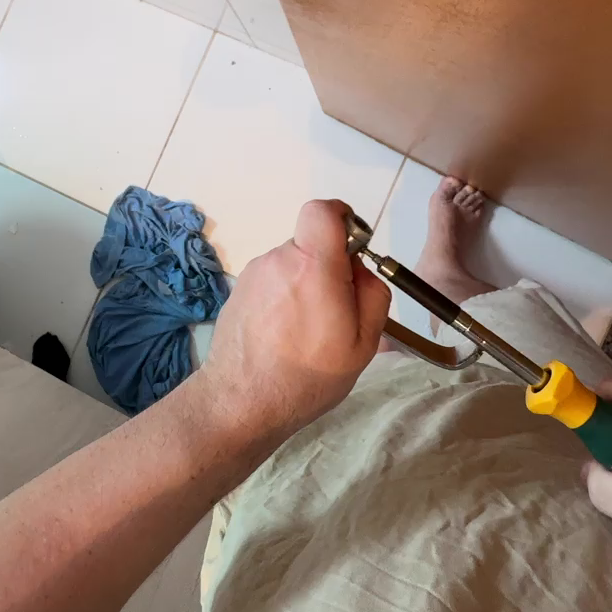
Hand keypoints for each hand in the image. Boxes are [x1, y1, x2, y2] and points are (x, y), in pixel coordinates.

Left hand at [196, 199, 390, 440]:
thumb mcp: (363, 343)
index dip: (341, 218)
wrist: (241, 401)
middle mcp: (279, 260)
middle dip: (328, 269)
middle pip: (311, 244)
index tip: (352, 248)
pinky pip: (273, 281)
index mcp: (313, 266)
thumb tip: (360, 269)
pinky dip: (284, 299)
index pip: (323, 210)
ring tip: (307, 333)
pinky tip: (284, 336)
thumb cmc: (308, 375)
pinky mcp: (240, 290)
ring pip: (292, 265)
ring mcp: (255, 273)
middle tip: (335, 314)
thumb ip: (372, 294)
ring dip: (305, 287)